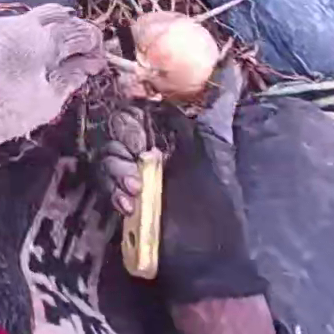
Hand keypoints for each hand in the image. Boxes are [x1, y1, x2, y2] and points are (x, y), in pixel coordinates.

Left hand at [0, 4, 104, 170]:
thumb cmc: (11, 109)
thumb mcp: (50, 98)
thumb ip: (73, 74)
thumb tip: (91, 62)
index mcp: (43, 38)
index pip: (79, 30)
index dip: (93, 43)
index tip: (96, 59)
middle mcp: (22, 23)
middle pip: (57, 13)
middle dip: (72, 29)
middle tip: (78, 52)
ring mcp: (1, 23)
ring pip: (34, 16)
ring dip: (49, 29)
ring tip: (53, 54)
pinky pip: (13, 24)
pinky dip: (26, 33)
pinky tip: (27, 53)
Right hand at [102, 64, 266, 305]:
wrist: (204, 269)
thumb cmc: (216, 212)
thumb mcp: (215, 155)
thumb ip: (216, 110)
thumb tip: (232, 64)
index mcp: (170, 132)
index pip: (138, 104)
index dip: (131, 109)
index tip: (137, 122)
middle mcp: (147, 146)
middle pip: (116, 124)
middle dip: (123, 143)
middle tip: (138, 163)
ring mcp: (130, 171)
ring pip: (105, 151)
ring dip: (117, 170)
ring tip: (135, 193)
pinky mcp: (116, 193)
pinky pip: (100, 178)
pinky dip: (111, 189)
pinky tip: (126, 204)